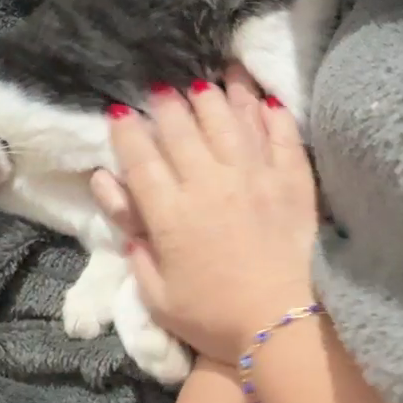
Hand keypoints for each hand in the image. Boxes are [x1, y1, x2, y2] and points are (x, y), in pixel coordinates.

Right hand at [91, 72, 319, 366]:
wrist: (282, 324)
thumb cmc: (215, 318)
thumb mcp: (158, 294)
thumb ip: (133, 242)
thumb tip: (110, 192)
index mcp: (171, 213)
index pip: (142, 157)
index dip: (128, 131)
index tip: (121, 113)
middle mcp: (211, 184)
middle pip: (183, 128)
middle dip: (167, 104)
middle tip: (163, 90)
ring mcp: (256, 178)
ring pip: (231, 121)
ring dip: (216, 95)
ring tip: (208, 78)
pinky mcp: (293, 183)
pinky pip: (282, 136)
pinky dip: (272, 114)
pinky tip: (266, 98)